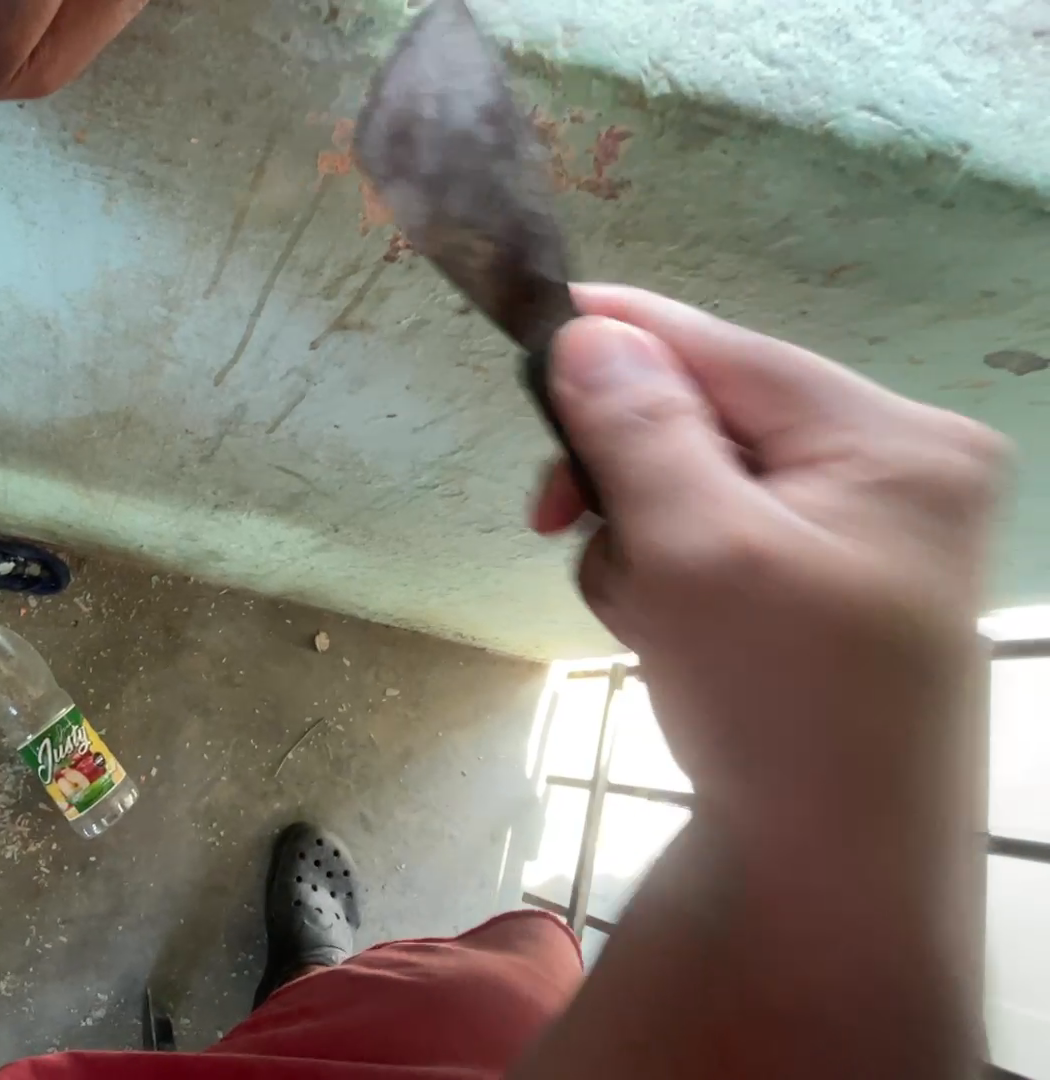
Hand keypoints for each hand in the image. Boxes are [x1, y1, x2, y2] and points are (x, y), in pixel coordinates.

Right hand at [531, 286, 1006, 840]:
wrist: (817, 847)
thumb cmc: (771, 692)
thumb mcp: (694, 548)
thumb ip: (639, 431)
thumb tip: (585, 332)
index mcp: (882, 442)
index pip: (723, 349)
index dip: (620, 331)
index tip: (530, 326)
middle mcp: (871, 466)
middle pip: (691, 417)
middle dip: (615, 472)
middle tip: (553, 522)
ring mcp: (833, 521)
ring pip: (671, 480)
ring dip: (625, 535)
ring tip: (639, 605)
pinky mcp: (792, 568)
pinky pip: (684, 530)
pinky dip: (645, 568)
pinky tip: (656, 620)